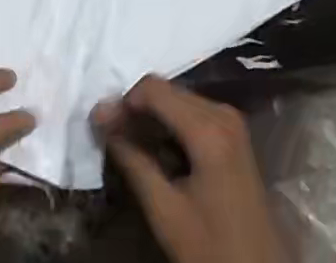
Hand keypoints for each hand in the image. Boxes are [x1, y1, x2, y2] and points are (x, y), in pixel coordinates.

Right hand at [93, 75, 285, 262]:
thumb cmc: (212, 246)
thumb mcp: (165, 209)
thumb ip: (132, 159)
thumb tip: (102, 119)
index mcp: (209, 129)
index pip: (155, 89)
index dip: (123, 101)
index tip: (102, 125)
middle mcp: (223, 112)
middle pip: (167, 90)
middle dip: (135, 108)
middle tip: (110, 134)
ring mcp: (231, 119)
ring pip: (179, 98)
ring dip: (151, 115)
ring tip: (127, 143)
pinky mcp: (233, 131)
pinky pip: (193, 110)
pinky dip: (169, 122)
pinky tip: (155, 147)